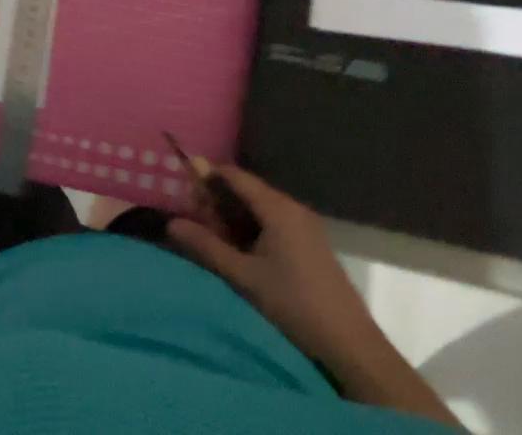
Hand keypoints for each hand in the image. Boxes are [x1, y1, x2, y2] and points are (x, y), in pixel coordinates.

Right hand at [167, 166, 385, 368]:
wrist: (350, 344)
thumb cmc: (293, 304)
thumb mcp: (243, 276)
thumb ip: (206, 246)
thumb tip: (171, 222)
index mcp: (278, 208)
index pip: (234, 176)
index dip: (206, 178)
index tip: (182, 194)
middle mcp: (293, 209)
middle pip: (247, 191)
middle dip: (216, 202)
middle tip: (192, 222)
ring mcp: (305, 227)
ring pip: (259, 209)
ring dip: (232, 219)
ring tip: (210, 239)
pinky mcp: (310, 245)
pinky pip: (273, 223)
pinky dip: (250, 230)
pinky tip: (238, 253)